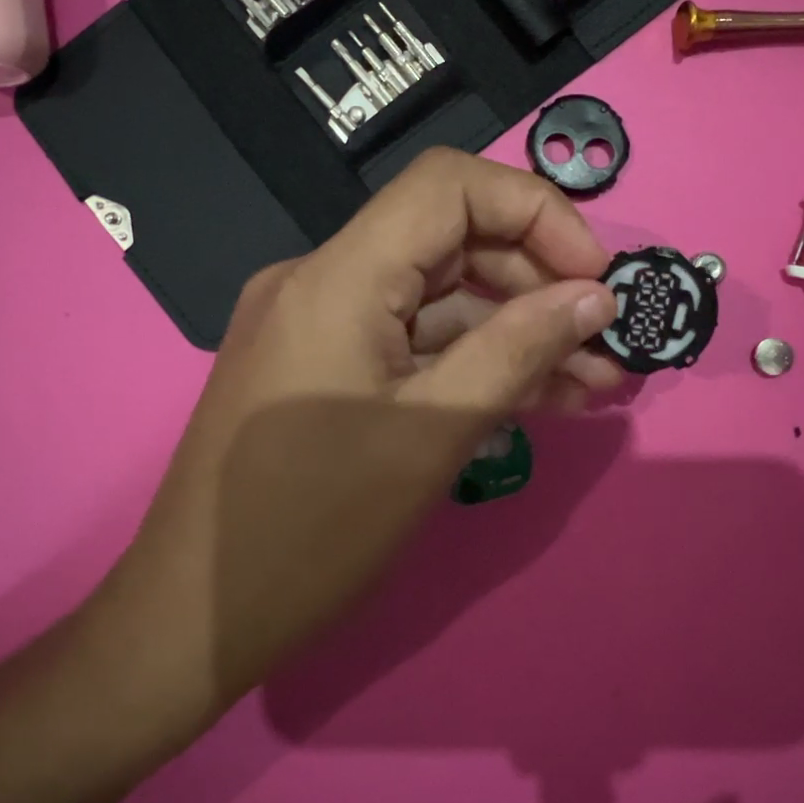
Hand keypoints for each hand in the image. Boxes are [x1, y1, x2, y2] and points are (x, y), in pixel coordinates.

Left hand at [103, 148, 621, 718]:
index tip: (595, 276)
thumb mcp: (434, 433)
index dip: (536, 211)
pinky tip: (541, 398)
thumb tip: (594, 296)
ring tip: (596, 382)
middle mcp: (323, 280)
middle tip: (606, 342)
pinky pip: (410, 344)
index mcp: (339, 276)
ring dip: (516, 330)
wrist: (197, 616)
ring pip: (437, 299)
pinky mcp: (323, 369)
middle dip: (538, 282)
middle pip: (450, 240)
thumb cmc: (314, 527)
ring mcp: (320, 326)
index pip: (449, 185)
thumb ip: (519, 350)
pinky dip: (471, 362)